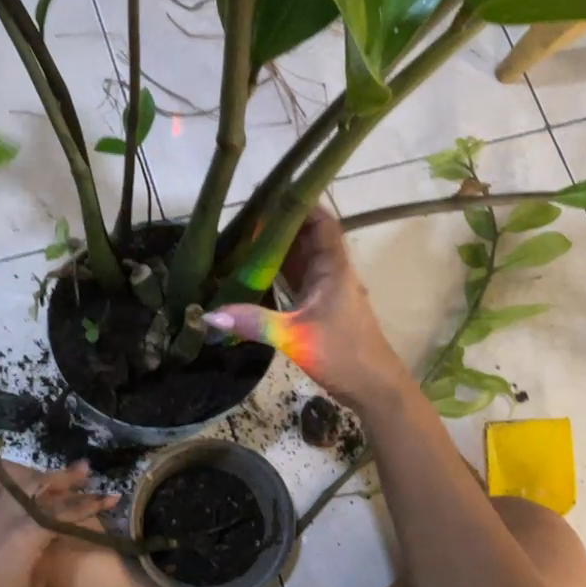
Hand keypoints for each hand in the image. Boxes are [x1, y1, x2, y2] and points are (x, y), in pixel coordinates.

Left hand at [0, 461, 116, 586]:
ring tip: (61, 477)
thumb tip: (47, 541)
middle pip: (39, 489)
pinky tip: (27, 494)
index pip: (64, 511)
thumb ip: (42, 557)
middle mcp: (5, 519)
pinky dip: (21, 491)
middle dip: (64, 478)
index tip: (112, 496)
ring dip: (42, 481)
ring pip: (19, 489)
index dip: (90, 503)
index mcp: (25, 535)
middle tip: (85, 469)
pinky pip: (2, 498)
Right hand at [205, 207, 410, 408]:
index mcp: (334, 268)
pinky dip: (278, 273)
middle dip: (278, 226)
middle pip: (306, 237)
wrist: (375, 388)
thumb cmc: (343, 355)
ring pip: (301, 259)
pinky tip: (253, 274)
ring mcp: (327, 291)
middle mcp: (332, 272)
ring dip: (276, 250)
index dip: (299, 204)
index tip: (267, 197)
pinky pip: (297, 280)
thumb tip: (210, 314)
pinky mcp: (321, 309)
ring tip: (241, 242)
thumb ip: (253, 322)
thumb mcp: (294, 337)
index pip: (321, 221)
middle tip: (241, 221)